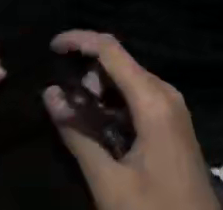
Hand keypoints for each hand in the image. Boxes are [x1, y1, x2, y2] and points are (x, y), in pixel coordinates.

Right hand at [43, 31, 220, 209]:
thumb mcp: (110, 183)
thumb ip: (78, 136)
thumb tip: (50, 95)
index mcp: (153, 99)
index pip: (111, 49)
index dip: (79, 40)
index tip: (51, 47)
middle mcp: (166, 92)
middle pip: (120, 63)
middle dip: (87, 71)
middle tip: (62, 98)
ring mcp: (172, 108)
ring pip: (128, 81)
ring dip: (99, 91)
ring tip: (76, 117)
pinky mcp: (173, 124)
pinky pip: (139, 99)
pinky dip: (114, 105)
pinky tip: (98, 128)